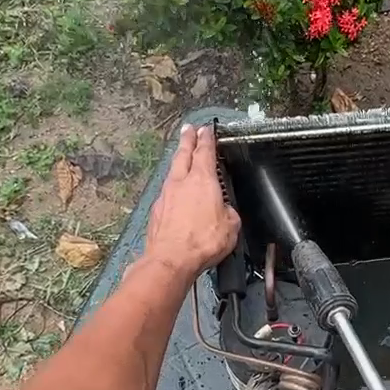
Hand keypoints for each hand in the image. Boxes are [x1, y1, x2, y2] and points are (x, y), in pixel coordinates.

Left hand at [142, 123, 239, 280]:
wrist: (171, 259)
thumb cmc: (202, 241)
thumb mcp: (231, 226)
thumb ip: (228, 213)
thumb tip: (224, 212)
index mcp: (203, 180)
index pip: (205, 151)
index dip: (206, 138)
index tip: (206, 129)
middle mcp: (181, 182)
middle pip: (183, 153)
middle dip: (187, 140)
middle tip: (188, 129)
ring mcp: (166, 195)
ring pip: (173, 171)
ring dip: (178, 161)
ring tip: (181, 156)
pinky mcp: (158, 210)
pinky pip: (167, 192)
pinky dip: (173, 187)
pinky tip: (176, 192)